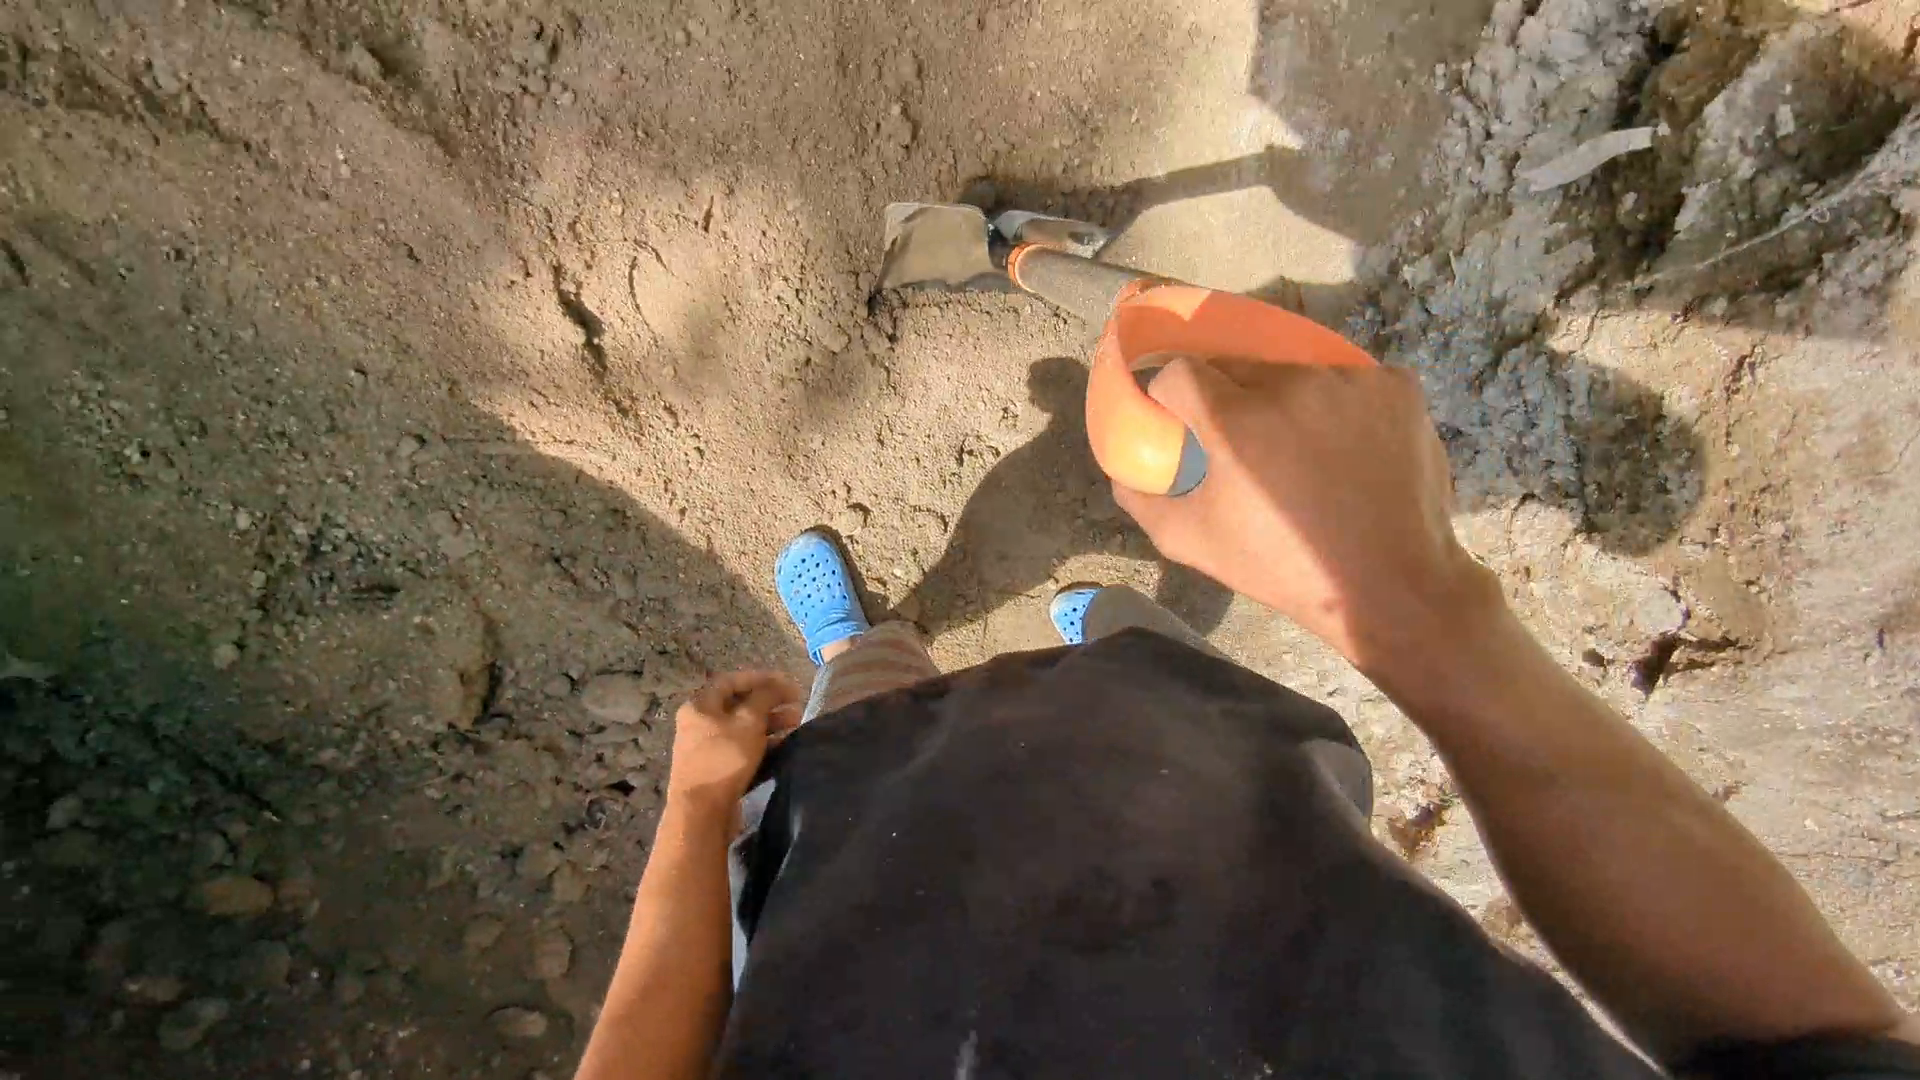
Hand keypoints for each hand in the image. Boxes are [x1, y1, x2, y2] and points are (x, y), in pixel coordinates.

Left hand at [666, 671, 803, 813]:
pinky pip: (741, 746)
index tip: (787, 682)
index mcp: (700, 706)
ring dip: (769, 722)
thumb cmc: (725, 759)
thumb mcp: (749, 722)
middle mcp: (699, 723)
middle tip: (796, 705)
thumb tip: (777, 685)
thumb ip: (765, 697)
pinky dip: (762, 742)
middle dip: (770, 702)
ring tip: (796, 723)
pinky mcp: (715, 768)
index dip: (761, 678)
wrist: (702, 813)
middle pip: (738, 704)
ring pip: (742, 726)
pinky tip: (783, 744)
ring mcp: (706, 747)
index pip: (731, 680)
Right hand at [1114, 359, 1496, 669]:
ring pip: (1293, 370)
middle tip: (1238, 440)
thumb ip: (1142, 500)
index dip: (1170, 394)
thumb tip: (1123, 471)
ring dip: (1282, 398)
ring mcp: (1350, 381)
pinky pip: (1348, 380)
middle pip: (1236, 364)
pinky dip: (1336, 404)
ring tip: (1297, 446)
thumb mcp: (1190, 542)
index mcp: (1235, 421)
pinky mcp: (1397, 386)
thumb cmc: (1280, 566)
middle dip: (1226, 396)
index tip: (1177, 419)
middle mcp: (1291, 384)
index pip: (1180, 371)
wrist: (1389, 584)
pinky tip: (1342, 444)